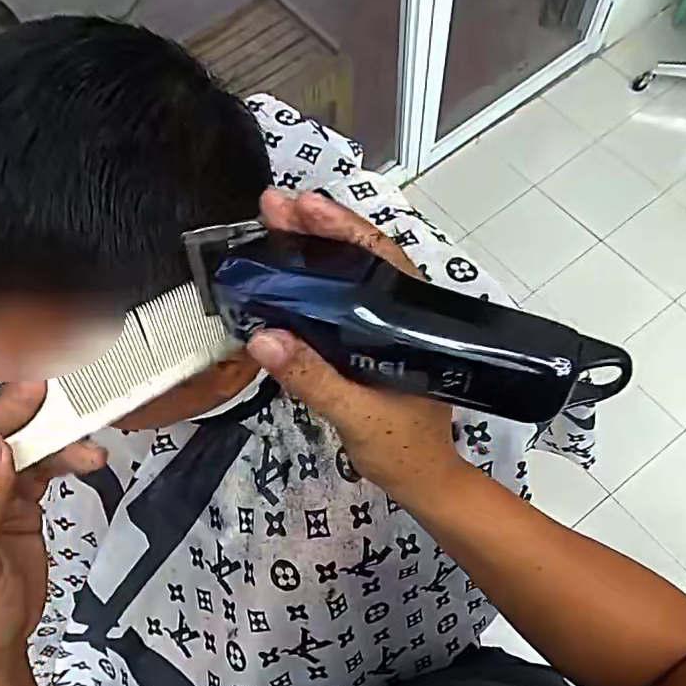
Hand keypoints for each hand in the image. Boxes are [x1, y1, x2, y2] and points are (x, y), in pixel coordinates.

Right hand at [251, 187, 462, 498]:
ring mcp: (385, 332)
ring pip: (351, 281)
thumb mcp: (357, 416)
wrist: (422, 481)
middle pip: (362, 260)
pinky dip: (313, 291)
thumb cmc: (402, 450)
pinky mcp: (369, 350)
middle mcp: (400, 318)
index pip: (379, 260)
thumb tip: (262, 338)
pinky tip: (286, 283)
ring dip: (314, 256)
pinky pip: (340, 310)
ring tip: (274, 230)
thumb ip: (314, 379)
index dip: (341, 228)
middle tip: (273, 207)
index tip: (302, 205)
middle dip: (319, 231)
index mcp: (409, 324)